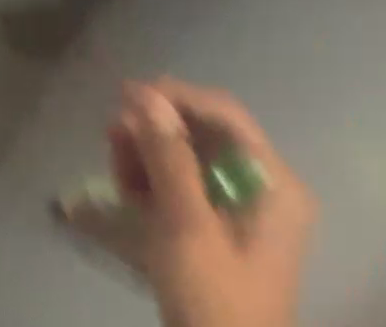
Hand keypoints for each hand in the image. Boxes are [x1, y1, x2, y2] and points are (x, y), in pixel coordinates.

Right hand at [111, 79, 316, 326]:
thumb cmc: (214, 291)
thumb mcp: (185, 221)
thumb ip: (167, 155)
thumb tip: (143, 94)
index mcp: (272, 183)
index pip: (224, 114)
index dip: (173, 97)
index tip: (121, 95)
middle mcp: (261, 185)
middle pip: (199, 132)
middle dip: (152, 134)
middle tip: (113, 143)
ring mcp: (239, 205)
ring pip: (181, 154)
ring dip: (143, 157)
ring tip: (119, 178)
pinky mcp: (215, 220)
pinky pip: (177, 179)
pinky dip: (148, 179)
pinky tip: (128, 194)